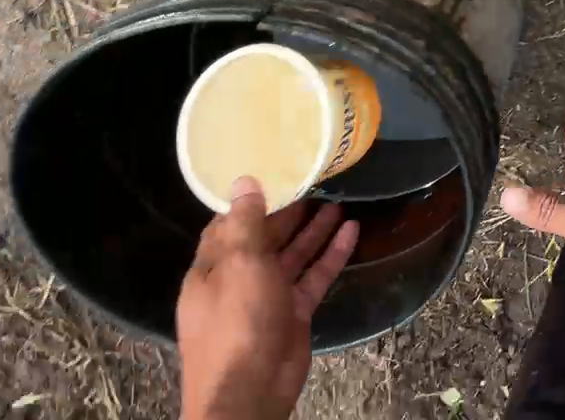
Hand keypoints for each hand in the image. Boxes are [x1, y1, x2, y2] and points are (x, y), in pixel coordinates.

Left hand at [176, 178, 359, 419]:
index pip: (228, 226)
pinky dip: (331, 254)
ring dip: (313, 230)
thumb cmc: (238, 323)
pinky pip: (314, 276)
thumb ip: (247, 223)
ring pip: (292, 255)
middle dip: (288, 211)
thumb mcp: (241, 266)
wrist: (249, 393)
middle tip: (316, 180)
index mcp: (212, 270)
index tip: (276, 171)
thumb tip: (244, 181)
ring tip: (338, 200)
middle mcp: (237, 280)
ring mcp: (267, 297)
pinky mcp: (293, 312)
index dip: (250, 200)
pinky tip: (352, 231)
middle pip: (264, 238)